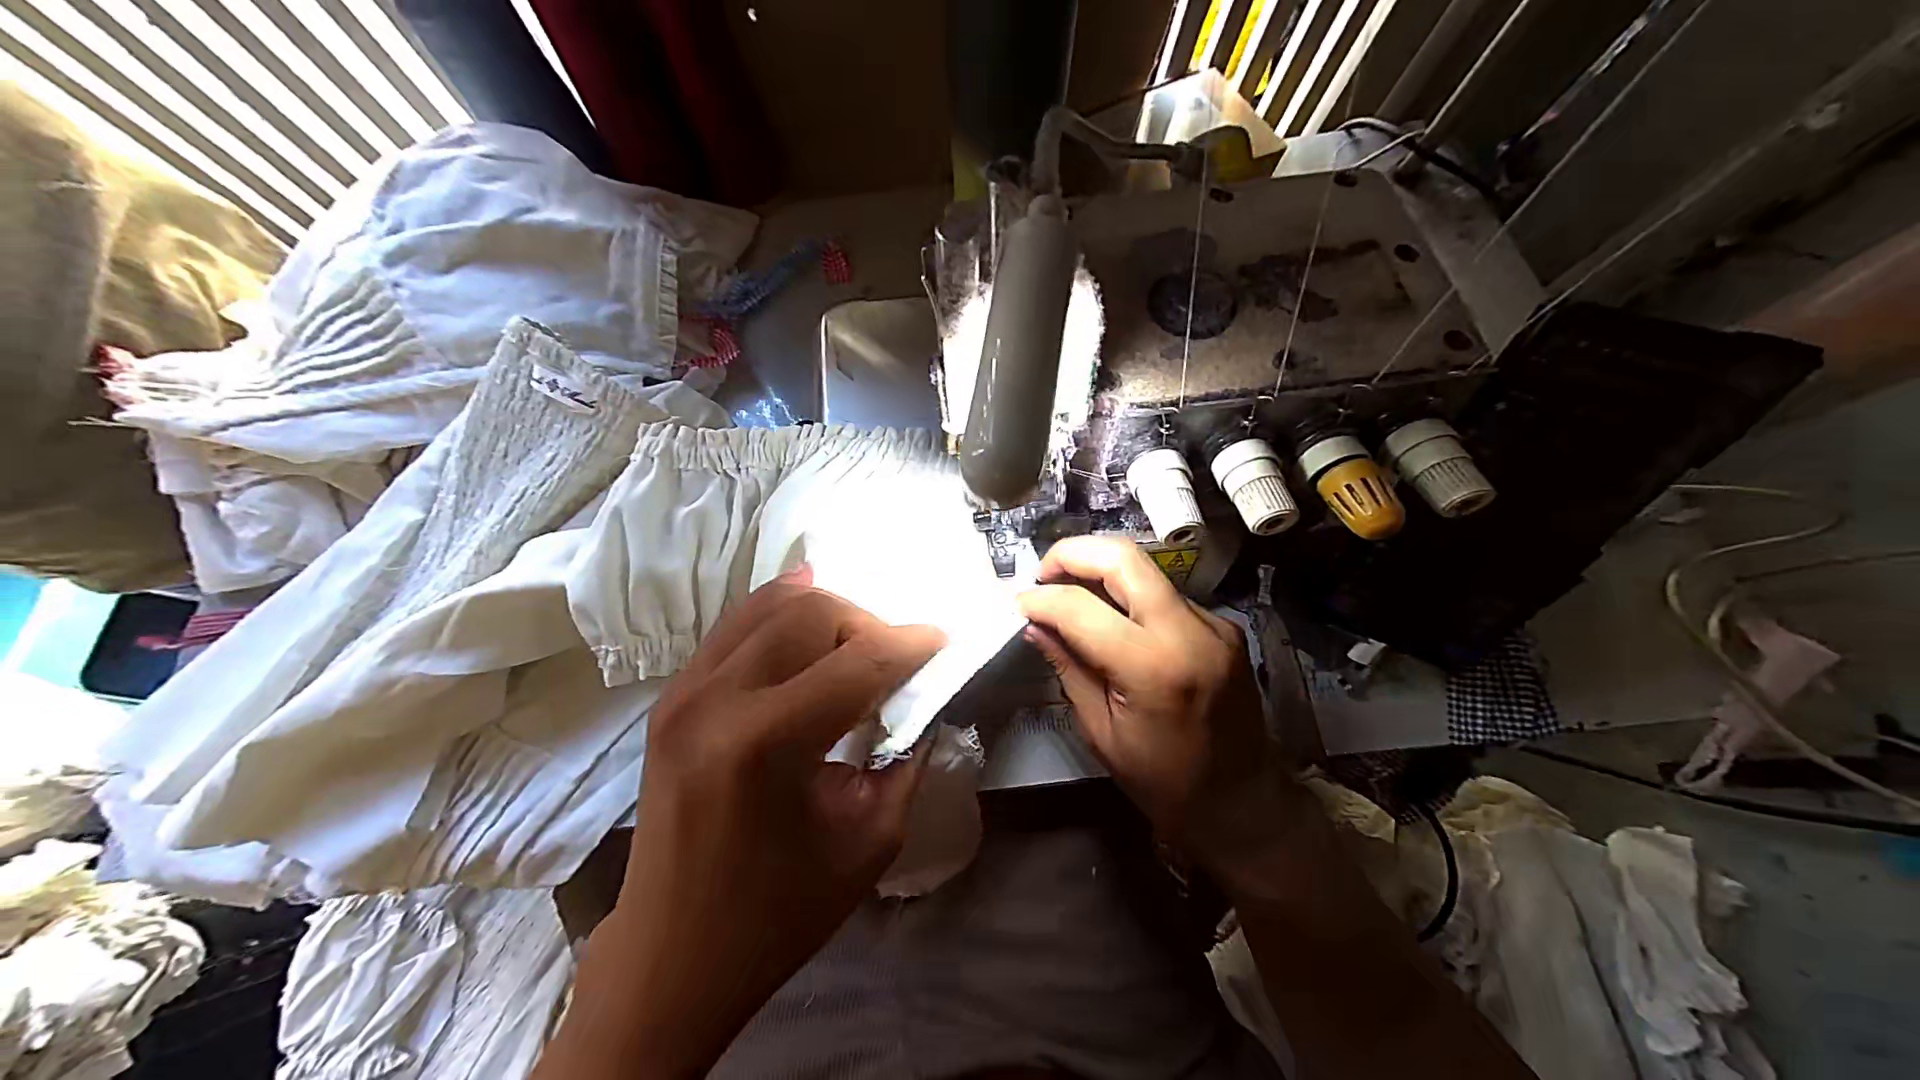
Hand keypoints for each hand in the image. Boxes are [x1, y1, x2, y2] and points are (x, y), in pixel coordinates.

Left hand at [557, 567, 943, 1077]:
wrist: (671, 956)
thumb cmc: (776, 915)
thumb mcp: (869, 843)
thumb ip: (905, 760)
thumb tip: (920, 701)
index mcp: (764, 744)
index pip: (857, 661)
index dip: (909, 644)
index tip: (941, 641)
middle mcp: (715, 699)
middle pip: (811, 613)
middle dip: (867, 624)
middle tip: (894, 659)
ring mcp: (684, 692)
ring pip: (769, 604)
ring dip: (825, 612)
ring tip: (855, 645)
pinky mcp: (671, 697)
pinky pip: (736, 626)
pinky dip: (780, 614)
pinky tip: (808, 621)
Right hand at [1018, 536, 1295, 869]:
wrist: (1246, 803)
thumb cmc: (1165, 782)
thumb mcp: (1102, 732)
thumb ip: (1069, 668)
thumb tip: (1035, 625)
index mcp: (1154, 667)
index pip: (1081, 607)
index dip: (1040, 600)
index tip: (1018, 606)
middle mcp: (1189, 631)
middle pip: (1123, 557)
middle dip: (1072, 553)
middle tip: (1042, 575)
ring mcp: (1213, 623)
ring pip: (1145, 570)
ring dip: (1101, 572)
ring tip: (1070, 595)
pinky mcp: (1223, 625)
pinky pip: (1164, 594)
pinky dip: (1129, 596)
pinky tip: (1113, 620)